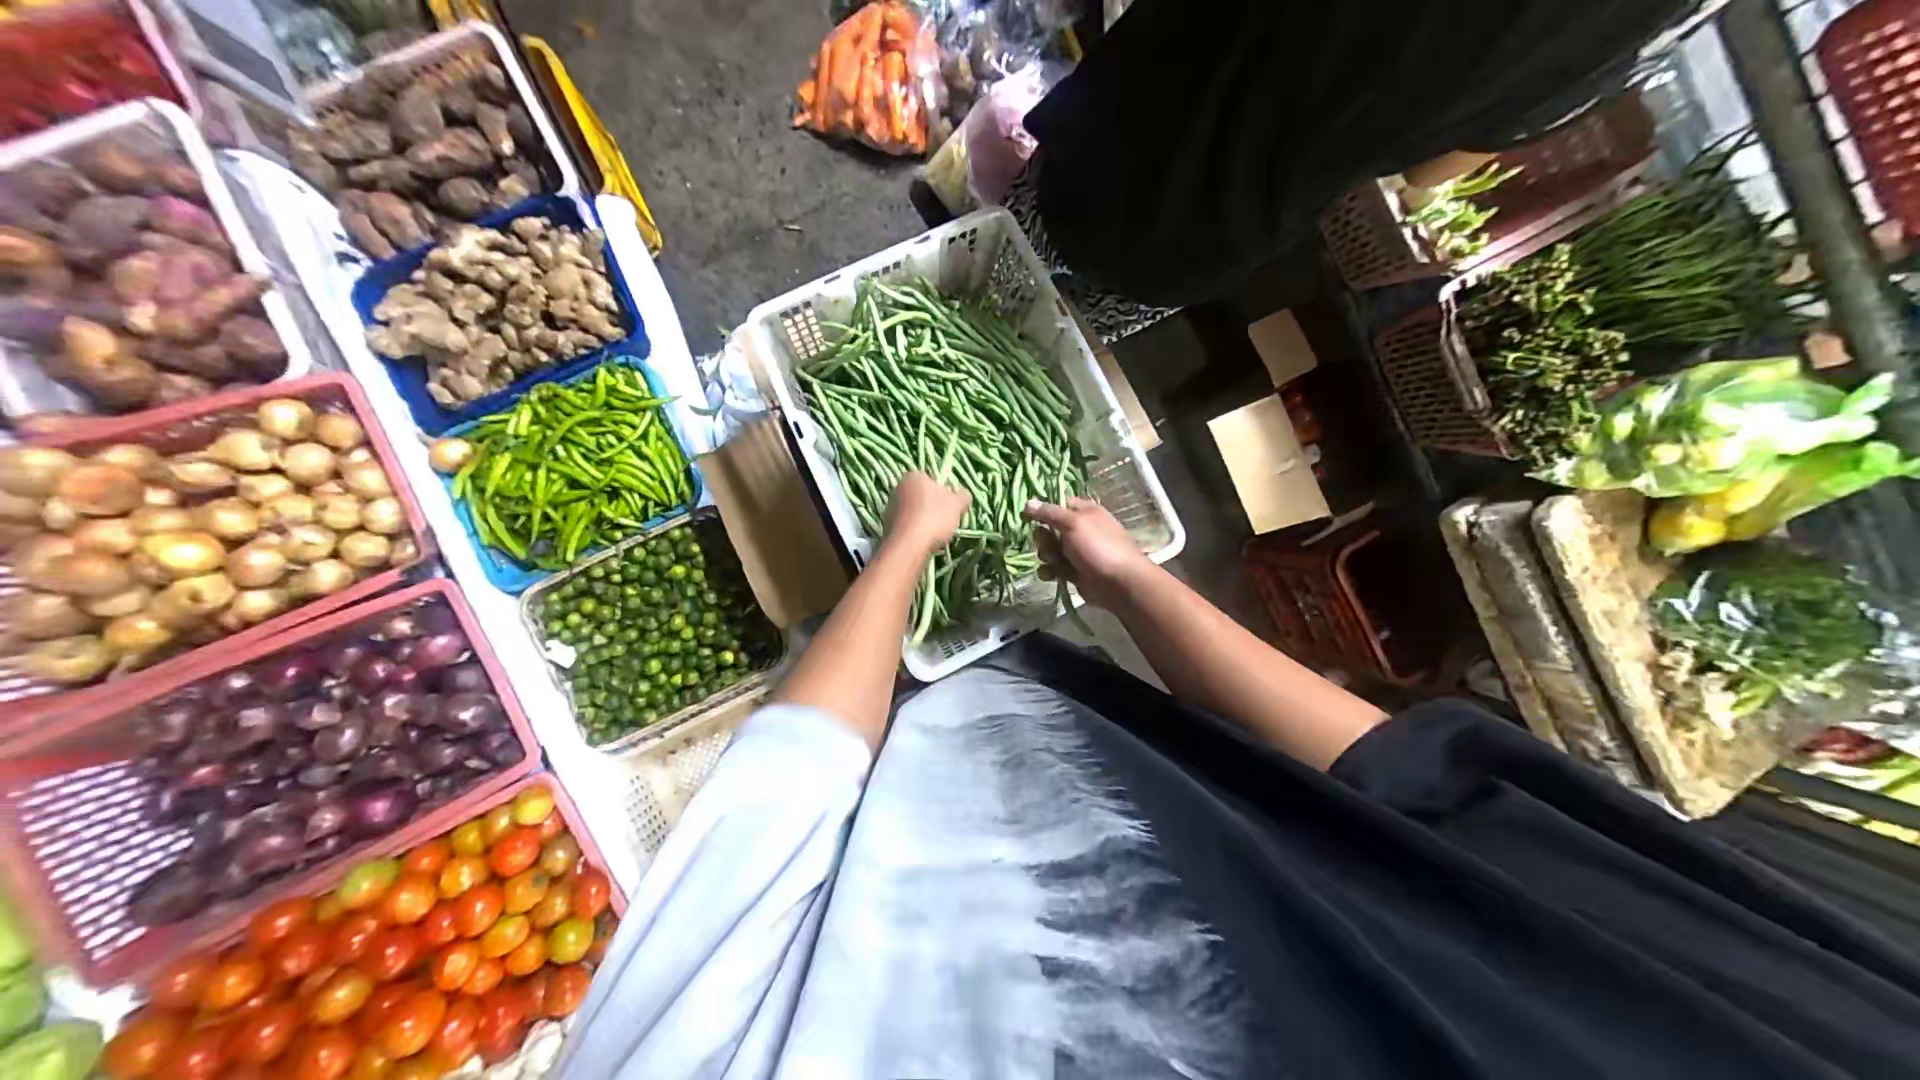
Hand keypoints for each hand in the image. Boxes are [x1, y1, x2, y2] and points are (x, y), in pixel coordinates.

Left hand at [884, 471, 970, 557]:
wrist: (908, 545)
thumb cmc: (933, 517)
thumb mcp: (957, 504)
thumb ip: (963, 495)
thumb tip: (963, 494)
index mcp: (913, 476)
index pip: (932, 480)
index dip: (943, 493)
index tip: (949, 506)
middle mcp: (897, 488)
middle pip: (922, 496)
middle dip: (932, 507)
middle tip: (944, 520)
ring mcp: (889, 507)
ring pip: (914, 512)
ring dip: (923, 520)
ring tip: (933, 534)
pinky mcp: (886, 525)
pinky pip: (906, 525)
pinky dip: (914, 531)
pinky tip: (922, 541)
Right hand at [1024, 496, 1152, 610]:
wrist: (1118, 583)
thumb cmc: (1098, 547)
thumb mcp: (1074, 523)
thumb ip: (1049, 512)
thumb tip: (1028, 501)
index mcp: (1084, 512)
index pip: (1057, 503)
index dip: (1042, 509)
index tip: (1026, 516)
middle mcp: (1079, 529)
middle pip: (1048, 528)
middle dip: (1044, 538)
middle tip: (1051, 545)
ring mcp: (1076, 551)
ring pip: (1049, 549)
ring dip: (1047, 556)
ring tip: (1055, 562)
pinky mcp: (1073, 570)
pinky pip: (1053, 567)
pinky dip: (1050, 571)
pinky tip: (1052, 575)